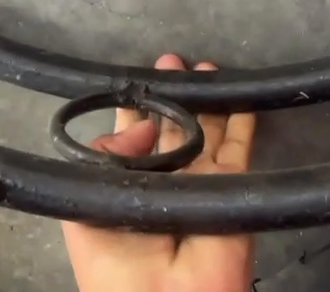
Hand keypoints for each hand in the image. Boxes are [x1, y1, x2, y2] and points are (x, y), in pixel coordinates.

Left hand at [60, 54, 256, 291]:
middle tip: (174, 61)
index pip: (138, 140)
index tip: (142, 79)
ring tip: (207, 67)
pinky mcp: (231, 189)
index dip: (139, 110)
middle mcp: (169, 184)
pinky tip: (240, 94)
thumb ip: (102, 160)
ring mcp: (202, 186)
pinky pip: (239, 148)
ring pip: (209, 132)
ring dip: (209, 100)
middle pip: (175, 129)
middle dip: (175, 94)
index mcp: (133, 190)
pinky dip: (243, 120)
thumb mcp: (87, 213)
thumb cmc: (115, 268)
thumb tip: (143, 126)